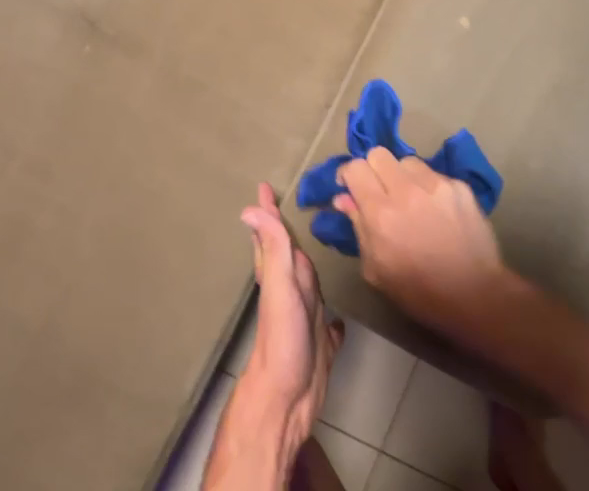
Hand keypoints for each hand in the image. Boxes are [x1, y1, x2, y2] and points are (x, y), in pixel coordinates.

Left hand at [234, 183, 342, 457]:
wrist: (286, 401)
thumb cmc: (282, 342)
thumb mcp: (279, 289)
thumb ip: (272, 249)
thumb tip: (249, 210)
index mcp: (281, 277)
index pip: (274, 236)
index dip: (269, 212)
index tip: (264, 188)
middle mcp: (291, 294)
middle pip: (290, 255)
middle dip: (288, 232)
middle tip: (288, 209)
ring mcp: (306, 319)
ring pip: (307, 285)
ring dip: (307, 266)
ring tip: (312, 250)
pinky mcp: (320, 344)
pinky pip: (328, 325)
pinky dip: (332, 316)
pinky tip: (339, 319)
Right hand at [334, 149, 507, 331]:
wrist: (473, 294)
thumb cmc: (417, 290)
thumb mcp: (375, 268)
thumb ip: (358, 226)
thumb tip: (343, 198)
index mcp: (380, 213)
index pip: (355, 168)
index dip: (348, 175)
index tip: (350, 188)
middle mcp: (407, 190)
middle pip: (379, 154)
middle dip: (373, 170)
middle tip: (378, 191)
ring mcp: (437, 185)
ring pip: (407, 161)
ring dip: (401, 176)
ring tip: (409, 199)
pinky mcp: (460, 187)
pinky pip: (434, 174)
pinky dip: (427, 186)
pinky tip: (434, 209)